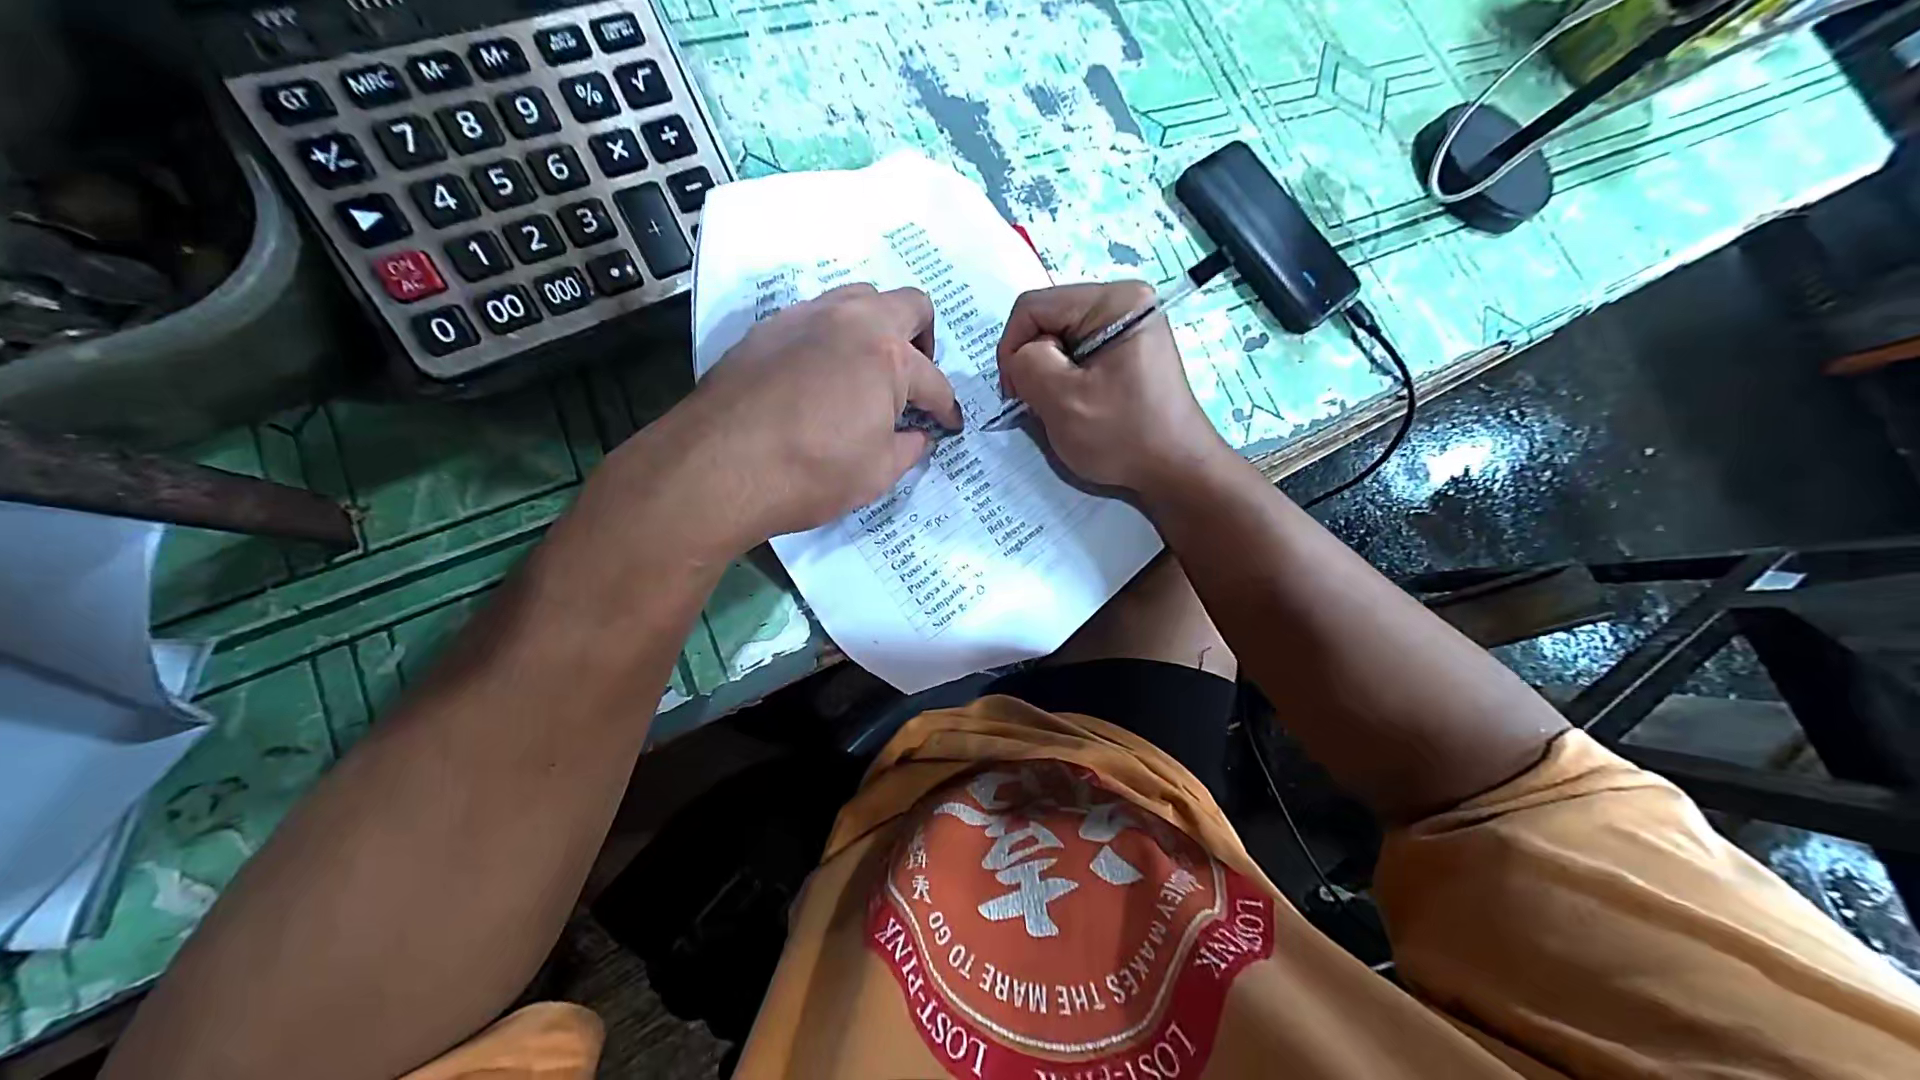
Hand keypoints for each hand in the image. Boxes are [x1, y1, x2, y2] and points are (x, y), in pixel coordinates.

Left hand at [596, 283, 961, 552]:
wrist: (717, 467)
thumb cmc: (810, 473)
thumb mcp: (876, 473)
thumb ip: (907, 448)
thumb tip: (917, 436)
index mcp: (888, 354)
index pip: (935, 380)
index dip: (947, 407)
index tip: (949, 425)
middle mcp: (851, 320)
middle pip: (908, 305)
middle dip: (924, 340)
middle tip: (914, 380)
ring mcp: (805, 317)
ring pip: (857, 299)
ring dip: (875, 328)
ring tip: (868, 370)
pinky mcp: (766, 328)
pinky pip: (814, 317)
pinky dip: (831, 338)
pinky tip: (819, 375)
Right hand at [997, 282, 1231, 495]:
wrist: (1176, 470)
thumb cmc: (1123, 436)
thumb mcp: (1062, 400)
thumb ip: (1027, 365)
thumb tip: (1021, 357)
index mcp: (1114, 300)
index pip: (1033, 307)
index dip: (1012, 348)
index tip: (1016, 393)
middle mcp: (1125, 301)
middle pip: (1048, 320)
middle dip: (1034, 362)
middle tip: (1039, 404)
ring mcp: (1129, 326)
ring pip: (1060, 339)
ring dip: (1049, 375)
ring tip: (1061, 408)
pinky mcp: (1128, 350)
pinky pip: (1079, 353)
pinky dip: (1067, 380)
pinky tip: (1077, 405)